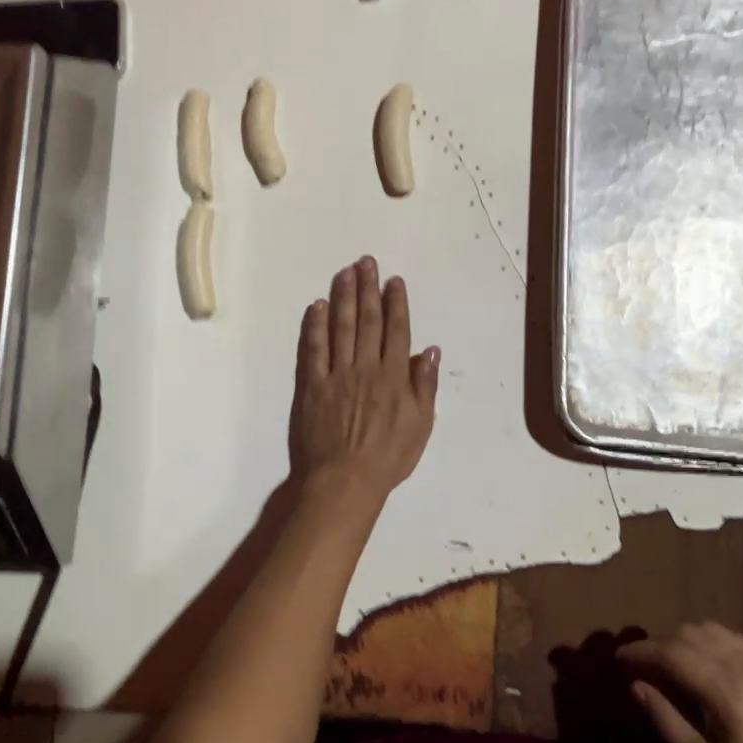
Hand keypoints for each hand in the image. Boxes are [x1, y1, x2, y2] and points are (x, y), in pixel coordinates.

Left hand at [291, 257, 439, 504]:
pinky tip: (316, 306)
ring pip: (340, 327)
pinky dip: (315, 326)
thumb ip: (425, 386)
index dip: (396, 303)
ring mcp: (337, 374)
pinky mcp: (313, 385)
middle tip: (366, 262)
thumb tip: (430, 351)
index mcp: (394, 376)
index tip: (393, 281)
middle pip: (367, 320)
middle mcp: (366, 367)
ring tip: (344, 273)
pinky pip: (314, 349)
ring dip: (342, 297)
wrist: (345, 481)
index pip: (396, 330)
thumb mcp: (421, 426)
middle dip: (368, 288)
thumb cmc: (389, 458)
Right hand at [618, 623, 742, 742]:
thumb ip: (668, 721)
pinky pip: (736, 640)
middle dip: (661, 642)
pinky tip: (704, 664)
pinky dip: (711, 641)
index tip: (619, 656)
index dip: (642, 651)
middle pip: (692, 633)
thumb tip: (636, 686)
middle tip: (641, 664)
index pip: (673, 652)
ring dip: (686, 638)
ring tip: (669, 662)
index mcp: (728, 691)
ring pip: (714, 630)